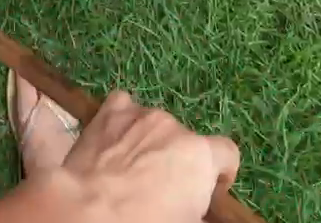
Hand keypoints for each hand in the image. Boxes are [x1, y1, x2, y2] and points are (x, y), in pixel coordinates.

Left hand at [58, 91, 238, 221]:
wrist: (93, 208)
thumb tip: (191, 204)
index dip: (220, 174)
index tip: (207, 193)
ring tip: (133, 166)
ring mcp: (139, 112)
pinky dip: (124, 122)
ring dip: (151, 141)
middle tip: (163, 187)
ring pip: (154, 125)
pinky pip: (125, 108)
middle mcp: (172, 125)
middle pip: (185, 140)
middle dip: (178, 160)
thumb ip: (197, 206)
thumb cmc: (147, 220)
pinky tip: (116, 141)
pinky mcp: (109, 109)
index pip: (227, 152)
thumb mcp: (187, 220)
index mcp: (200, 154)